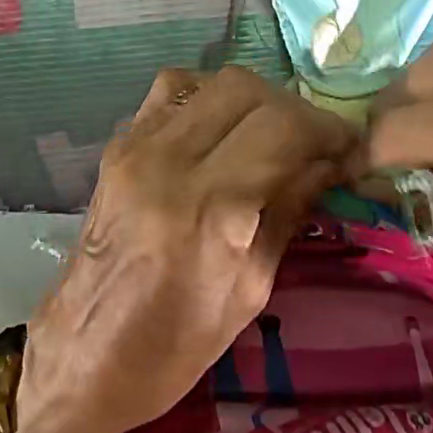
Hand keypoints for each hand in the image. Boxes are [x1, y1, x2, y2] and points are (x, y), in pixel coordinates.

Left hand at [15, 66, 356, 432]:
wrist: (84, 351)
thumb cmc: (172, 346)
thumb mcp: (249, 291)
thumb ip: (286, 212)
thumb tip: (326, 161)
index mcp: (208, 209)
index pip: (281, 127)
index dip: (327, 129)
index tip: (348, 148)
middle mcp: (167, 161)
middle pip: (244, 88)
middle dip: (292, 109)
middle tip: (312, 142)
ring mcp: (134, 146)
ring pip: (207, 81)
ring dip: (251, 99)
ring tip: (268, 134)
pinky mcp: (116, 146)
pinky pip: (169, 93)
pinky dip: (207, 98)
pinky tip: (220, 130)